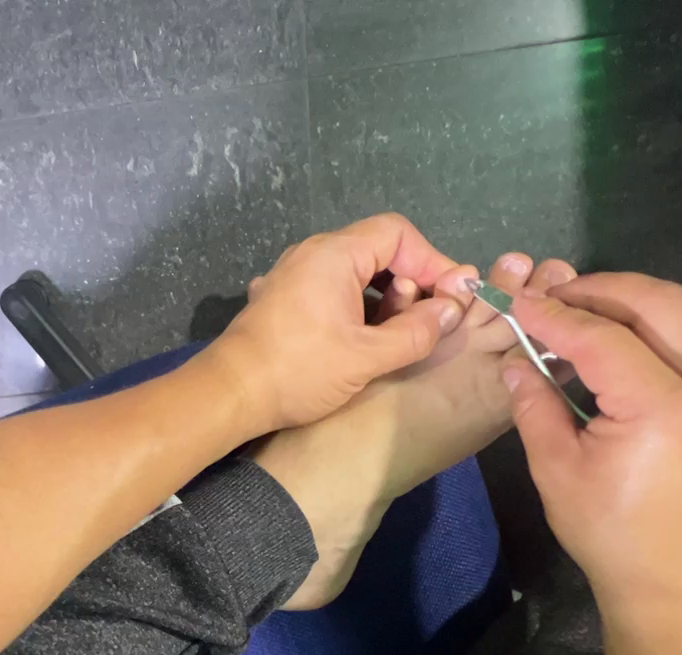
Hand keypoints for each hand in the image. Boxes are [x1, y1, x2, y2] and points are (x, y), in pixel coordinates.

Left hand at [201, 213, 472, 431]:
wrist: (229, 394)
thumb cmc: (298, 372)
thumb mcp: (365, 358)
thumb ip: (415, 332)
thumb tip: (450, 310)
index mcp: (333, 254)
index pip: (398, 233)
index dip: (433, 260)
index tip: (451, 296)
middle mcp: (310, 254)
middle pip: (376, 249)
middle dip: (408, 281)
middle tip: (422, 319)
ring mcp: (291, 276)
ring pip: (352, 273)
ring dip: (381, 299)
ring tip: (392, 334)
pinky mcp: (281, 301)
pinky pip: (329, 290)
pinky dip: (354, 307)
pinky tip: (359, 340)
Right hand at [504, 273, 681, 620]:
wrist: (674, 581)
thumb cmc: (608, 534)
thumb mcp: (556, 472)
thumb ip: (535, 408)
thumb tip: (515, 363)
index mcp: (661, 410)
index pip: (603, 338)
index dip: (555, 316)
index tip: (520, 302)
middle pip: (659, 304)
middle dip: (601, 291)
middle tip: (555, 297)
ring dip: (647, 296)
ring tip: (600, 309)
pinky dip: (680, 317)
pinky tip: (643, 333)